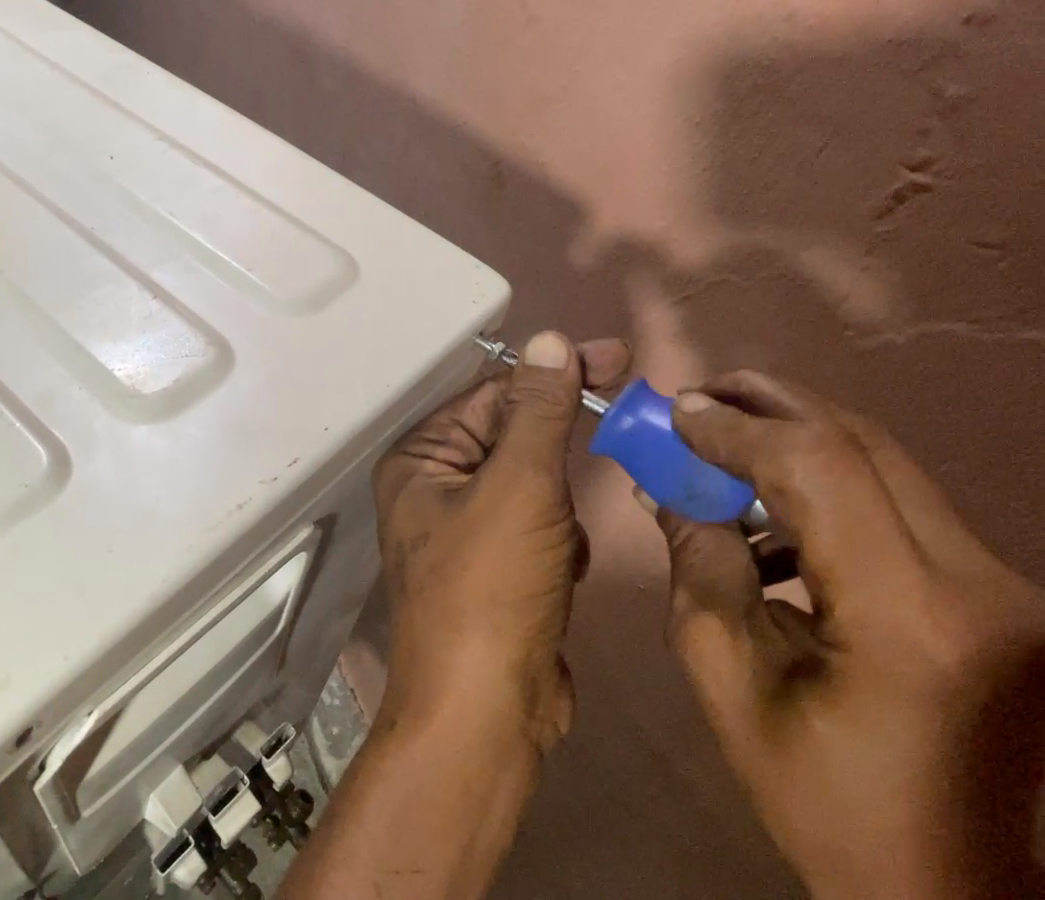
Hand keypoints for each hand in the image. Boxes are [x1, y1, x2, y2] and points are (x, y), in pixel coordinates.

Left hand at [371, 331, 628, 747]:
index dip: (553, 373)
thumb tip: (549, 340)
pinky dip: (560, 542)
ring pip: (533, 486)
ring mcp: (462, 531)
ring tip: (561, 542)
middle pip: (511, 437)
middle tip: (625, 422)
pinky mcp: (495, 569)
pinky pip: (539, 529)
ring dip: (560, 504)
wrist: (487, 705)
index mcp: (419, 460)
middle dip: (560, 446)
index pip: (490, 394)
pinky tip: (564, 572)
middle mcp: (431, 488)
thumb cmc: (492, 587)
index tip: (618, 358)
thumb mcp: (520, 487)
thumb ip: (538, 411)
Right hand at [650, 371, 1044, 899]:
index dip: (740, 426)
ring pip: (892, 471)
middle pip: (869, 449)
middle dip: (774, 409)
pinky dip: (834, 494)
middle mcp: (987, 586)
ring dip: (801, 448)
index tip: (677, 410)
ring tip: (724, 451)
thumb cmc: (813, 791)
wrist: (940, 878)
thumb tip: (667, 485)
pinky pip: (908, 513)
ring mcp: (1015, 590)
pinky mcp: (1013, 598)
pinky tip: (778, 520)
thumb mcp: (724, 675)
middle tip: (701, 398)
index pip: (821, 470)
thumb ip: (699, 564)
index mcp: (909, 617)